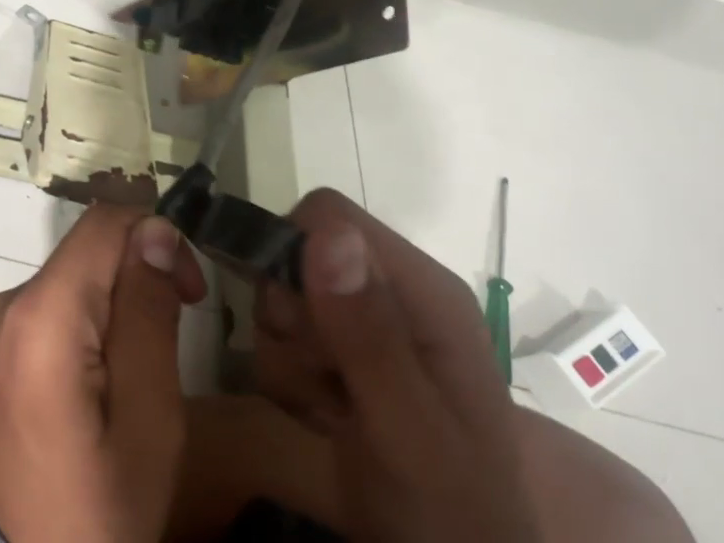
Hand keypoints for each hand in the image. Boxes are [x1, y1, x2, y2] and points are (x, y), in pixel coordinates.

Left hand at [0, 206, 207, 542]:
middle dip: (138, 279)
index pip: (103, 225)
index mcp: (39, 316)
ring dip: (115, 309)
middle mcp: (3, 304)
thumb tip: (155, 230)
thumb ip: (147, 315)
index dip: (157, 238)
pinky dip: (86, 329)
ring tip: (136, 381)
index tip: (191, 294)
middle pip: (86, 255)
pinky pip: (48, 313)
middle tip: (172, 345)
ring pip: (71, 283)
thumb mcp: (148, 419)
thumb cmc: (98, 509)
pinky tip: (101, 386)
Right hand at [253, 189, 537, 541]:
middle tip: (319, 378)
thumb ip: (368, 333)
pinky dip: (287, 381)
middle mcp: (396, 295)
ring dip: (286, 358)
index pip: (327, 216)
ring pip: (280, 300)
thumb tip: (327, 231)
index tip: (297, 324)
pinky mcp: (345, 357)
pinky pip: (280, 341)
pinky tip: (325, 419)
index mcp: (424, 291)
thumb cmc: (444, 508)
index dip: (293, 257)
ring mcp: (370, 326)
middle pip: (294, 256)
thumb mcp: (407, 427)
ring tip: (329, 411)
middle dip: (286, 318)